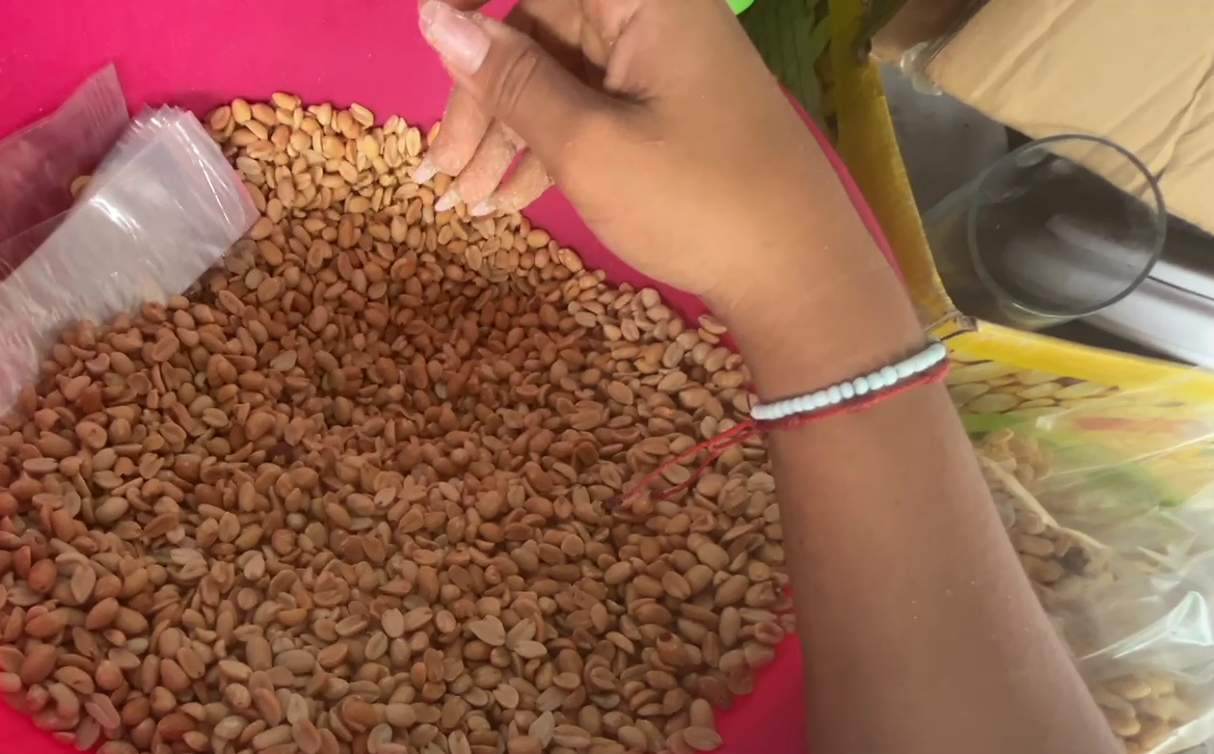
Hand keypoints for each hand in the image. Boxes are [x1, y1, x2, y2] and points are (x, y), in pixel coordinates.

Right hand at [414, 0, 914, 365]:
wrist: (787, 267)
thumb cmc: (689, 201)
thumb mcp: (587, 144)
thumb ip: (512, 82)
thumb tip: (436, 17)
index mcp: (639, 1)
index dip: (472, 24)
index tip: (427, 70)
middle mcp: (645, 20)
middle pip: (536, 40)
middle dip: (480, 108)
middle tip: (438, 176)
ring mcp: (652, 71)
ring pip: (553, 87)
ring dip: (502, 142)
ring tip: (460, 203)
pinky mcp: (656, 116)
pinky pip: (582, 119)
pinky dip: (541, 156)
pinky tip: (502, 202)